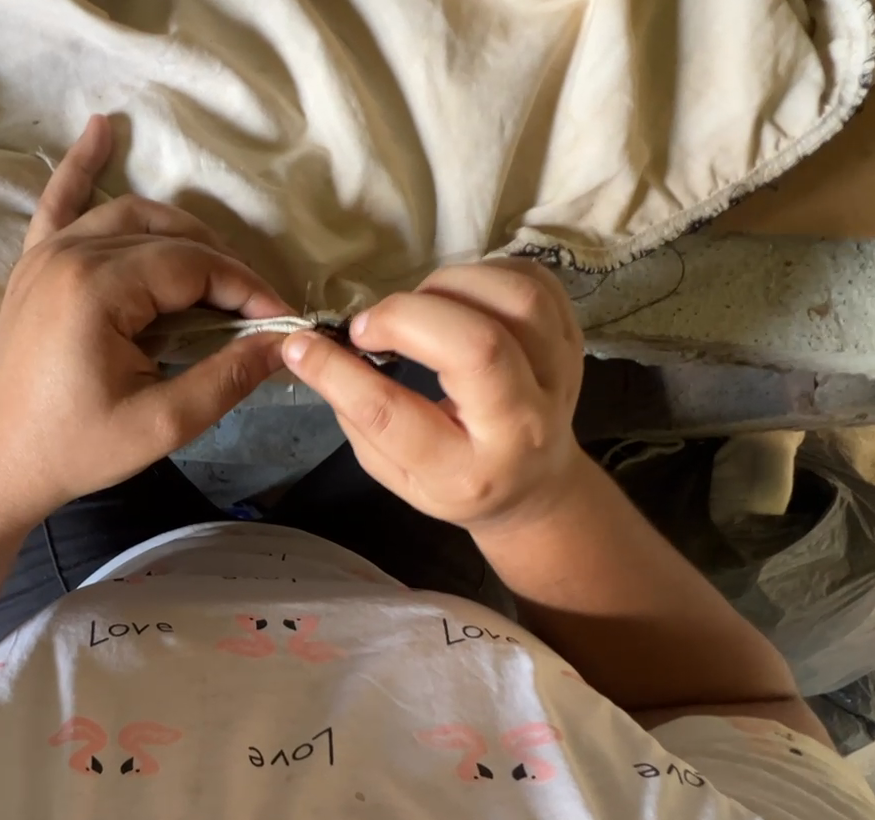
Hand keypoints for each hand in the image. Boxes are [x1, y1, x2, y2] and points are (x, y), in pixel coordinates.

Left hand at [0, 115, 291, 525]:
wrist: (3, 463)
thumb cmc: (79, 450)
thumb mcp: (162, 424)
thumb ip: (226, 377)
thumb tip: (283, 344)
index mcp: (98, 289)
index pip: (194, 266)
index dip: (246, 290)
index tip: (281, 321)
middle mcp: (70, 255)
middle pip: (168, 236)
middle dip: (221, 268)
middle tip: (253, 310)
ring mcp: (46, 254)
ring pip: (129, 215)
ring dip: (179, 232)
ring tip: (217, 268)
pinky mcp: (33, 266)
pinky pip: (60, 203)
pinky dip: (81, 168)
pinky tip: (101, 130)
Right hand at [279, 260, 589, 534]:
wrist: (535, 488)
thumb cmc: (453, 482)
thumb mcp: (395, 476)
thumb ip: (359, 419)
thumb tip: (316, 352)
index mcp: (465, 472)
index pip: (394, 415)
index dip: (338, 374)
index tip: (302, 346)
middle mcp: (520, 426)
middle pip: (476, 347)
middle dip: (406, 317)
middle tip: (369, 326)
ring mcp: (558, 377)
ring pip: (515, 301)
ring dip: (448, 287)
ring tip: (415, 308)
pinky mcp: (572, 339)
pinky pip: (532, 282)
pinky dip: (483, 276)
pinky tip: (454, 300)